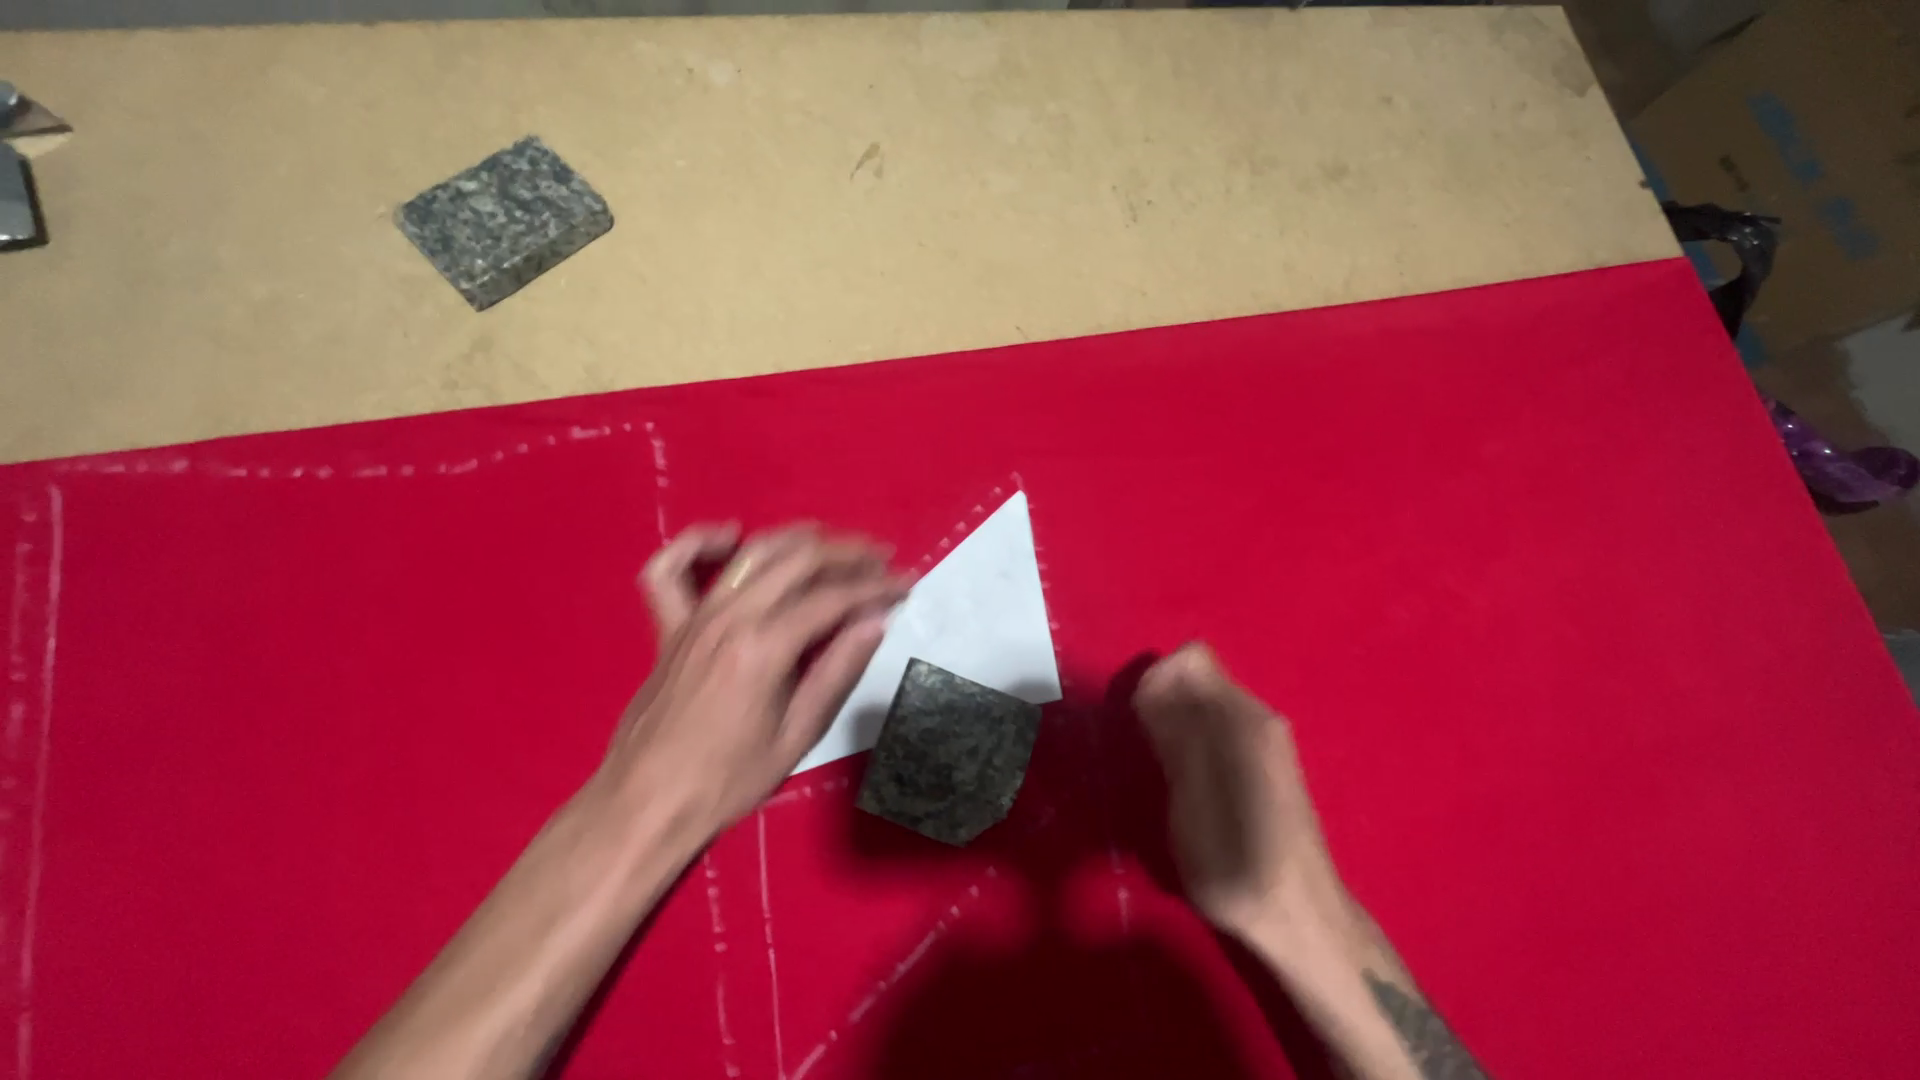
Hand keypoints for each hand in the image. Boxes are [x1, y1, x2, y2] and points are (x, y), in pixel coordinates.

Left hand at [600, 523, 910, 836]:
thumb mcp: (797, 735)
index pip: (833, 599)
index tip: (905, 584)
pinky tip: (728, 536)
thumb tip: (875, 622)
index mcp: (765, 647)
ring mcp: (695, 616)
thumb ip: (837, 672)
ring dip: (797, 540)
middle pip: (798, 561)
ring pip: (751, 554)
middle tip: (881, 559)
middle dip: (847, 554)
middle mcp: (730, 617)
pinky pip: (670, 570)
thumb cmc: (729, 779)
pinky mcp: (670, 626)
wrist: (648, 803)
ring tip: (832, 542)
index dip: (876, 587)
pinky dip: (697, 544)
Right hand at [1133, 643, 1349, 945]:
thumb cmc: (1235, 863)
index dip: (1154, 682)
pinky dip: (1191, 742)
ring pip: (1204, 703)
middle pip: (1196, 678)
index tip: (1139, 725)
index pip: (1190, 659)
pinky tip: (1187, 783)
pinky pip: (1216, 727)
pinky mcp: (1265, 761)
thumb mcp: (1189, 800)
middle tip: (1148, 753)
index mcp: (1242, 718)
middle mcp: (1259, 716)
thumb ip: (1173, 735)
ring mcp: (1266, 739)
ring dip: (1174, 724)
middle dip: (1161, 701)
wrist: (1298, 916)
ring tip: (1164, 773)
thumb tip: (1153, 681)